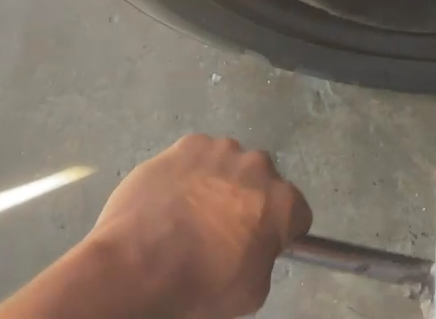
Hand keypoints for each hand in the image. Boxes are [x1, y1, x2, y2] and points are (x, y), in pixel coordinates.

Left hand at [85, 134, 312, 317]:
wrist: (137, 264)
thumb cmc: (199, 285)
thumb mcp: (251, 293)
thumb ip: (265, 259)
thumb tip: (254, 244)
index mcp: (283, 202)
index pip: (297, 213)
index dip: (280, 231)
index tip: (258, 245)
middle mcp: (259, 166)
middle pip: (262, 182)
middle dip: (248, 201)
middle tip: (221, 231)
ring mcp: (221, 149)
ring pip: (228, 164)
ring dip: (218, 182)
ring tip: (189, 214)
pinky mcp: (188, 143)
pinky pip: (198, 156)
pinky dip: (190, 172)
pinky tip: (171, 198)